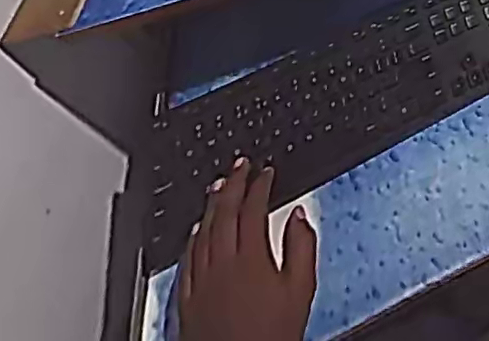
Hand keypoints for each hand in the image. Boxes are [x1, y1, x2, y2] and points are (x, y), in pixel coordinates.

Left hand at [180, 158, 316, 340]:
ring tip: (220, 185)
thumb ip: (302, 246)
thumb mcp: (301, 291)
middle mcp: (222, 264)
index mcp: (250, 257)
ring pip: (203, 231)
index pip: (253, 208)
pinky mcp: (186, 301)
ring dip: (212, 203)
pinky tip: (197, 229)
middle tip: (242, 164)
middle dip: (234, 182)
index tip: (266, 172)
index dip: (260, 184)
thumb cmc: (271, 337)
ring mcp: (201, 281)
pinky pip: (187, 258)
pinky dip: (194, 237)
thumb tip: (298, 215)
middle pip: (224, 212)